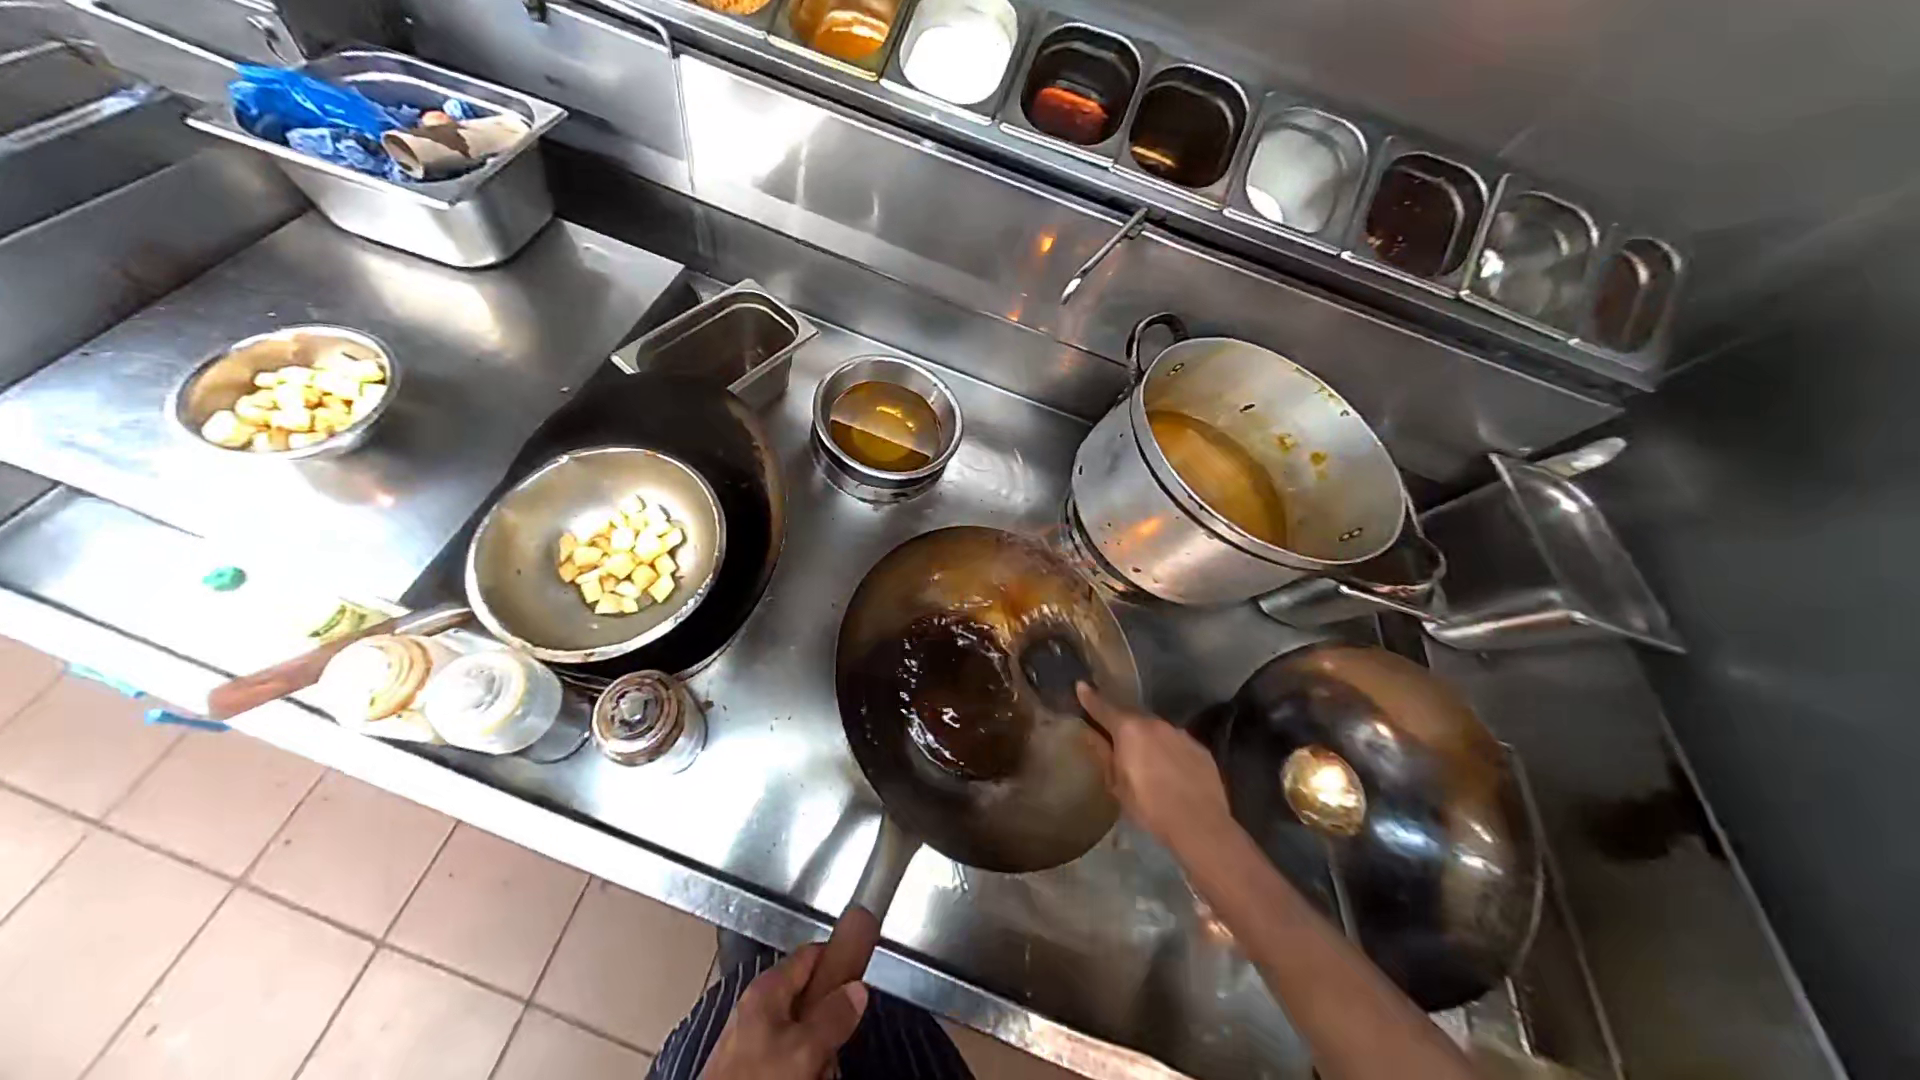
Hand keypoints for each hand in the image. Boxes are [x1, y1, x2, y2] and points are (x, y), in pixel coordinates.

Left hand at [699, 945, 868, 1079]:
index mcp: (767, 988)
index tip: (860, 980)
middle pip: (810, 997)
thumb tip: (858, 989)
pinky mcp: (750, 1066)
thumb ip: (835, 1015)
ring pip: (802, 1032)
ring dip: (817, 1053)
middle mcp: (758, 1006)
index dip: (838, 961)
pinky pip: (788, 1056)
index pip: (812, 954)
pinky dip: (801, 1068)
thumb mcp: (805, 1048)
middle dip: (829, 1023)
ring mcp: (753, 1037)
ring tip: (818, 1073)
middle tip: (835, 1047)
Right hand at [1077, 684, 1232, 851]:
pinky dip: (1168, 751)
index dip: (1090, 698)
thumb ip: (1103, 754)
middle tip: (1115, 737)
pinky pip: (1176, 743)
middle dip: (1122, 724)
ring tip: (1145, 759)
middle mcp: (1155, 724)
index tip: (1081, 686)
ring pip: (1157, 730)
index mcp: (1129, 730)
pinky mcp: (1200, 748)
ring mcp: (1180, 734)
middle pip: (1132, 718)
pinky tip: (1169, 770)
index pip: (1104, 708)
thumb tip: (1089, 733)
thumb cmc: (1149, 807)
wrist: (1200, 824)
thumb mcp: (1117, 785)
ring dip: (1147, 738)